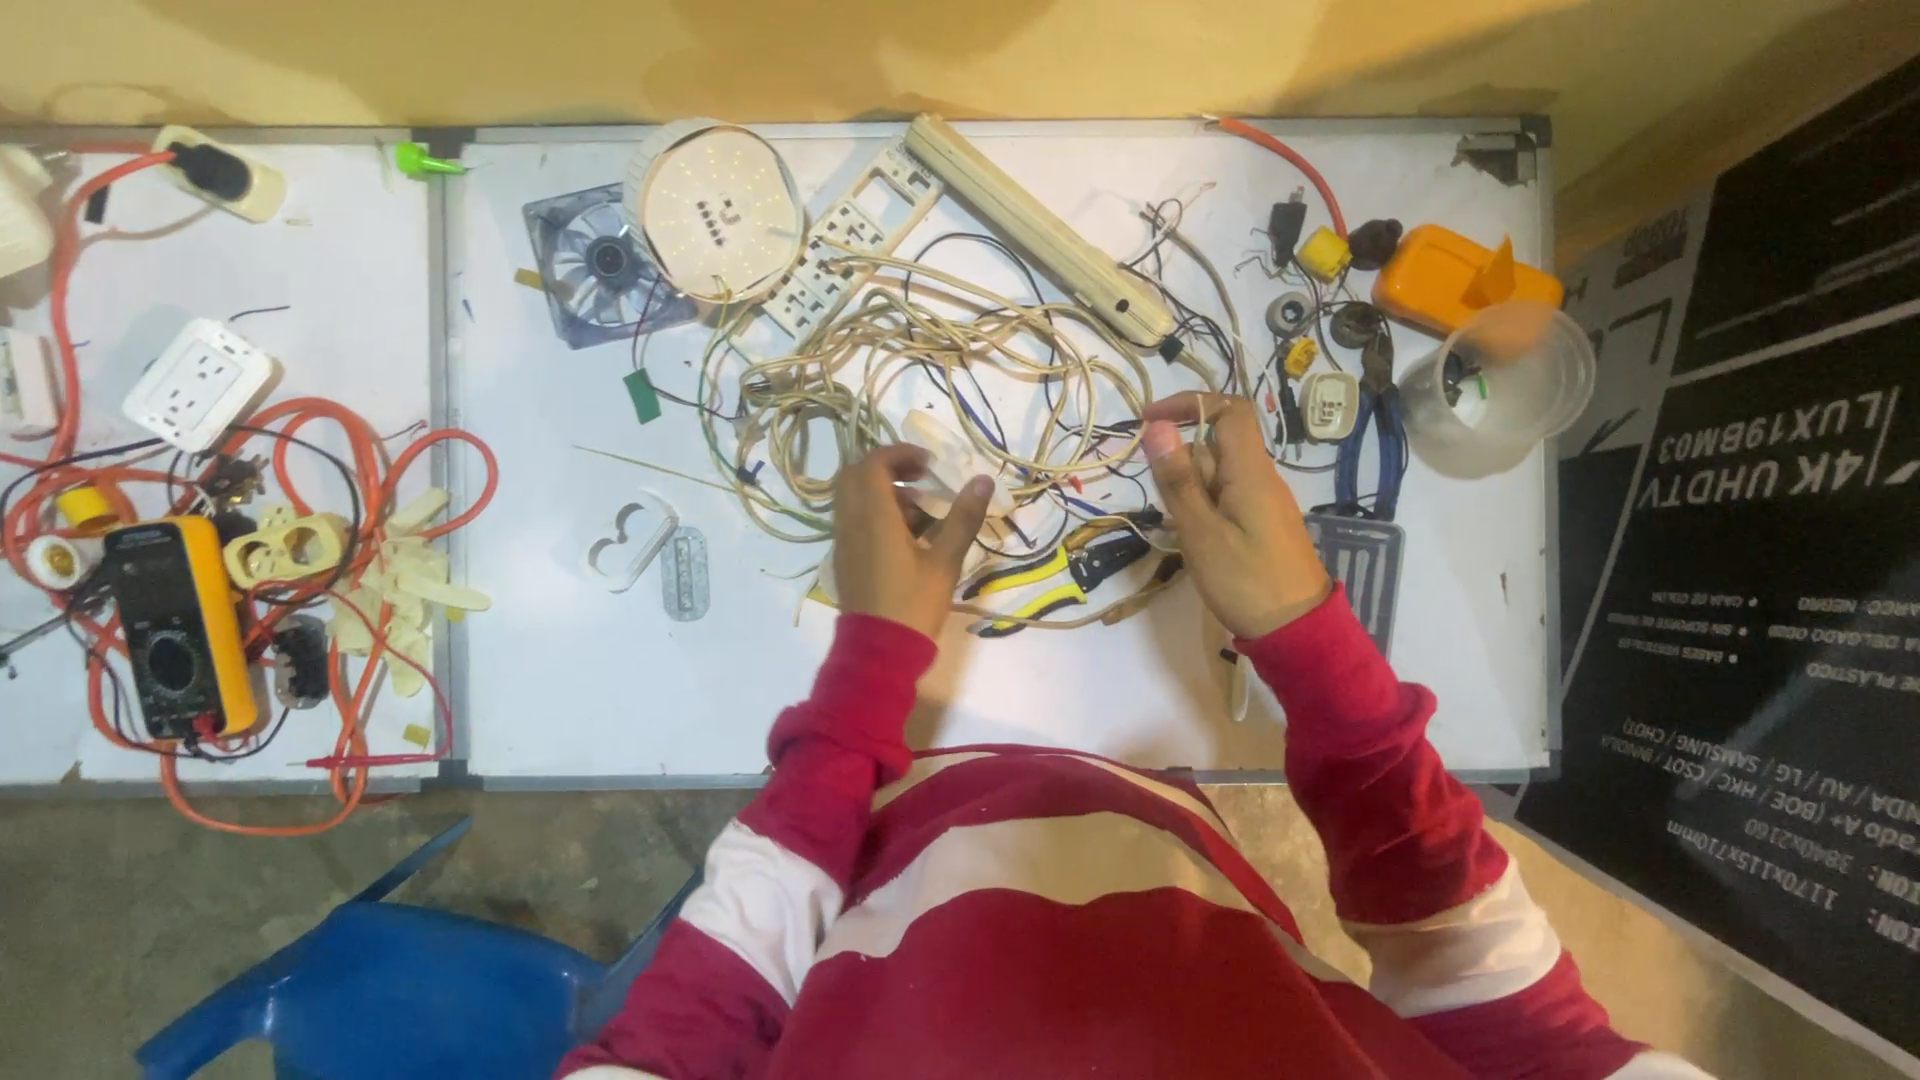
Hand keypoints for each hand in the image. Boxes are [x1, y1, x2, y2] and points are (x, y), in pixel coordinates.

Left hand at [833, 444, 993, 639]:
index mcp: (872, 516)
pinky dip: (876, 514)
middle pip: (857, 476)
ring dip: (884, 493)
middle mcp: (850, 522)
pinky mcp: (845, 559)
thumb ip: (963, 517)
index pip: (874, 464)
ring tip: (923, 509)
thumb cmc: (913, 603)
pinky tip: (908, 537)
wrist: (879, 651)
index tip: (930, 463)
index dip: (900, 454)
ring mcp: (844, 541)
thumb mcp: (945, 560)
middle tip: (922, 477)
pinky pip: (855, 521)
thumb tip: (983, 480)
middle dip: (889, 469)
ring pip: (855, 499)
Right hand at [1141, 393, 1330, 638]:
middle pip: (1217, 444)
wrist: (1296, 630)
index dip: (1189, 403)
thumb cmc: (1246, 581)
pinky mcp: (1260, 523)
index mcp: (1251, 471)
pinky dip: (1202, 507)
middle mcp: (1260, 477)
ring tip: (1180, 531)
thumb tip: (1157, 426)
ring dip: (1189, 489)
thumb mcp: (1201, 532)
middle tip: (1164, 504)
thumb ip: (1178, 479)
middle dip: (1181, 462)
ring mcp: (1262, 501)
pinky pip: (1225, 497)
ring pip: (1218, 473)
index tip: (1149, 420)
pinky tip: (1193, 540)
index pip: (1228, 409)